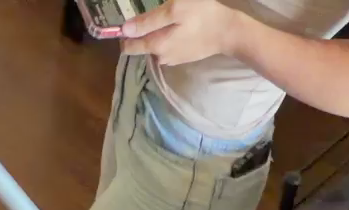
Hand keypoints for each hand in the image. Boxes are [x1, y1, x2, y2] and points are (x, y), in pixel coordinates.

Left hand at [120, 0, 242, 66]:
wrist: (226, 32)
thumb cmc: (201, 15)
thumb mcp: (174, 10)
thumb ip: (148, 21)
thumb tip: (124, 29)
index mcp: (155, 45)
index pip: (129, 46)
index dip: (122, 34)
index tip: (122, 23)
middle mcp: (159, 57)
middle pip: (140, 46)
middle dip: (139, 33)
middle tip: (148, 16)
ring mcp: (170, 59)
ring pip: (153, 45)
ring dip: (154, 34)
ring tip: (164, 19)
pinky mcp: (179, 57)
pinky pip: (165, 46)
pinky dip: (165, 37)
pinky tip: (174, 26)